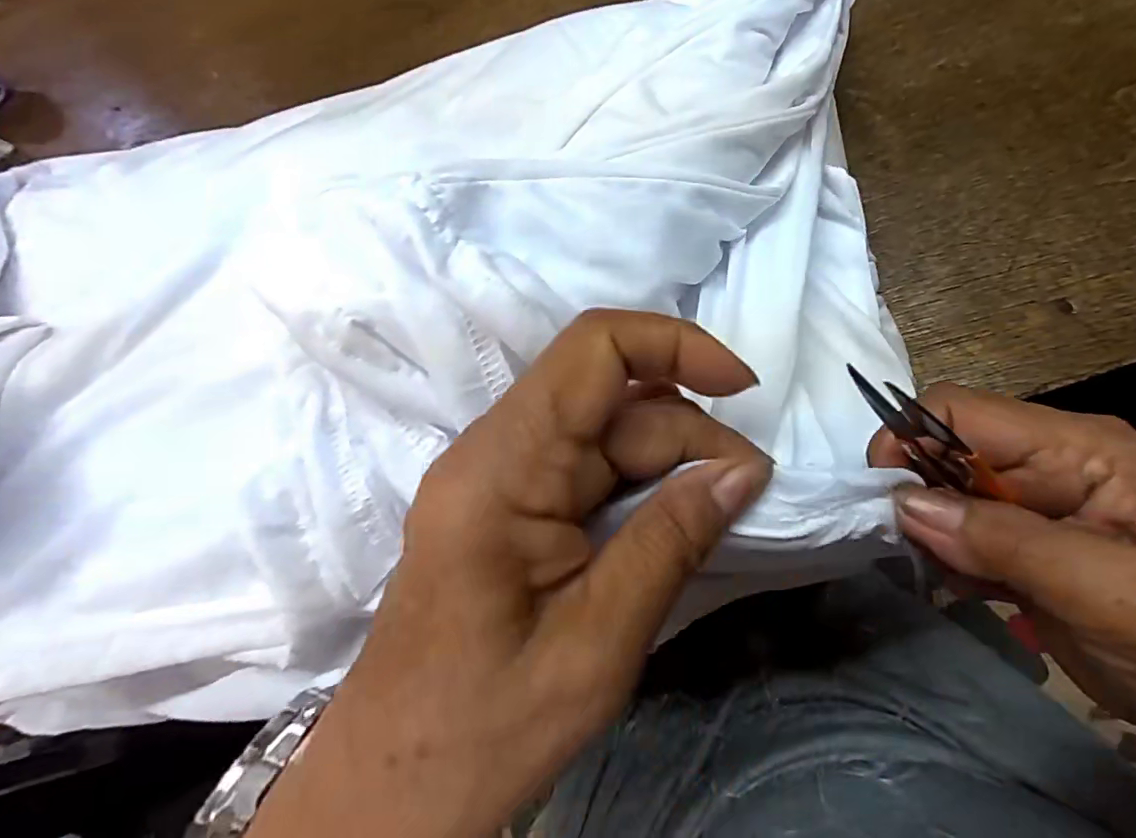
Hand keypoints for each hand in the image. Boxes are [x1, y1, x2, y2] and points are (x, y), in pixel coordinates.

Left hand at [251, 311, 772, 837]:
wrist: (389, 803)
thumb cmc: (482, 732)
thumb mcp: (596, 643)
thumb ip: (671, 542)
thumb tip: (743, 470)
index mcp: (502, 469)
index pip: (593, 349)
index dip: (676, 344)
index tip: (742, 387)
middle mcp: (499, 453)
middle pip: (618, 400)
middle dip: (693, 434)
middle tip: (746, 491)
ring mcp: (507, 478)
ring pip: (616, 433)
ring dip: (678, 462)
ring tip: (720, 515)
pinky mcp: (520, 506)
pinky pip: (601, 469)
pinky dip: (653, 485)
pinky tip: (683, 520)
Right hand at [871, 385, 1135, 824]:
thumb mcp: (1123, 599)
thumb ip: (1015, 544)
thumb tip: (908, 505)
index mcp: (1087, 447)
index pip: (972, 412)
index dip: (914, 439)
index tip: (883, 498)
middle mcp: (1059, 458)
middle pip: (955, 446)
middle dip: (921, 490)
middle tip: (915, 551)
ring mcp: (1045, 503)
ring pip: (951, 489)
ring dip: (933, 529)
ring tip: (950, 580)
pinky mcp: (1032, 543)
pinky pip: (966, 530)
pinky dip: (949, 555)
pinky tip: (964, 590)